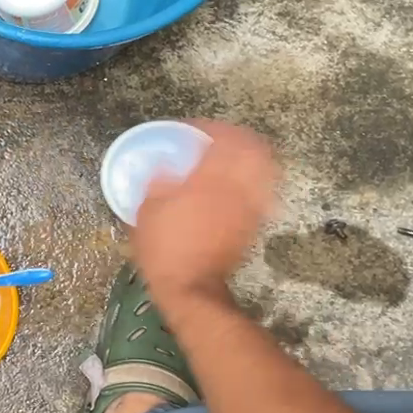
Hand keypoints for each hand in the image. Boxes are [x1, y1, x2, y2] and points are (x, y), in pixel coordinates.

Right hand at [131, 121, 278, 300]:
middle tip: (220, 135)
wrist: (191, 285)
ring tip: (236, 153)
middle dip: (238, 136)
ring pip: (265, 168)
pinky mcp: (255, 222)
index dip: (209, 127)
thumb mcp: (147, 212)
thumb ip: (158, 183)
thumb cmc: (163, 248)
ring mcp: (249, 205)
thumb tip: (164, 167)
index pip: (220, 140)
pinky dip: (258, 178)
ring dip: (253, 154)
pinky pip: (265, 190)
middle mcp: (234, 188)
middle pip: (252, 149)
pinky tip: (243, 181)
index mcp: (206, 180)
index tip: (193, 127)